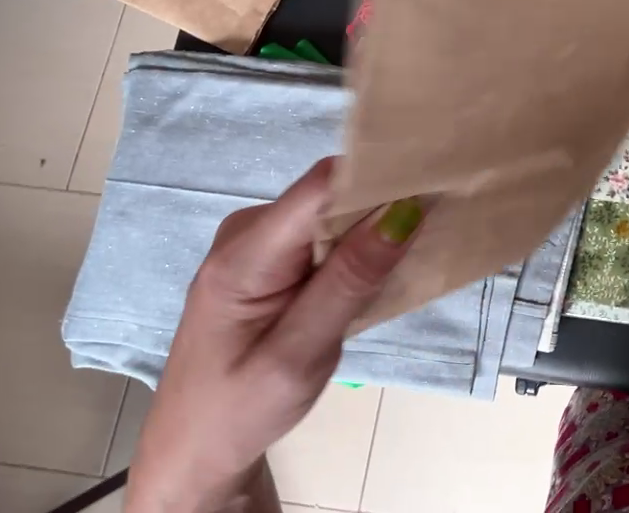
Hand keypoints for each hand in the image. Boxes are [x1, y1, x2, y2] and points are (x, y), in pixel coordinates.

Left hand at [127, 159, 421, 512]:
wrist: (193, 452)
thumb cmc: (239, 412)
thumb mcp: (298, 357)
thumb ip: (349, 282)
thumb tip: (406, 210)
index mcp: (243, 255)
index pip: (323, 185)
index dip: (379, 177)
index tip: (435, 187)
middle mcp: (249, 231)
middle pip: (332, 192)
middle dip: (384, 204)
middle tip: (435, 228)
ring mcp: (260, 240)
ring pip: (334, 209)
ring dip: (374, 228)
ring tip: (410, 254)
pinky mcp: (273, 254)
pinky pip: (328, 230)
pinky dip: (359, 245)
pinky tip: (377, 271)